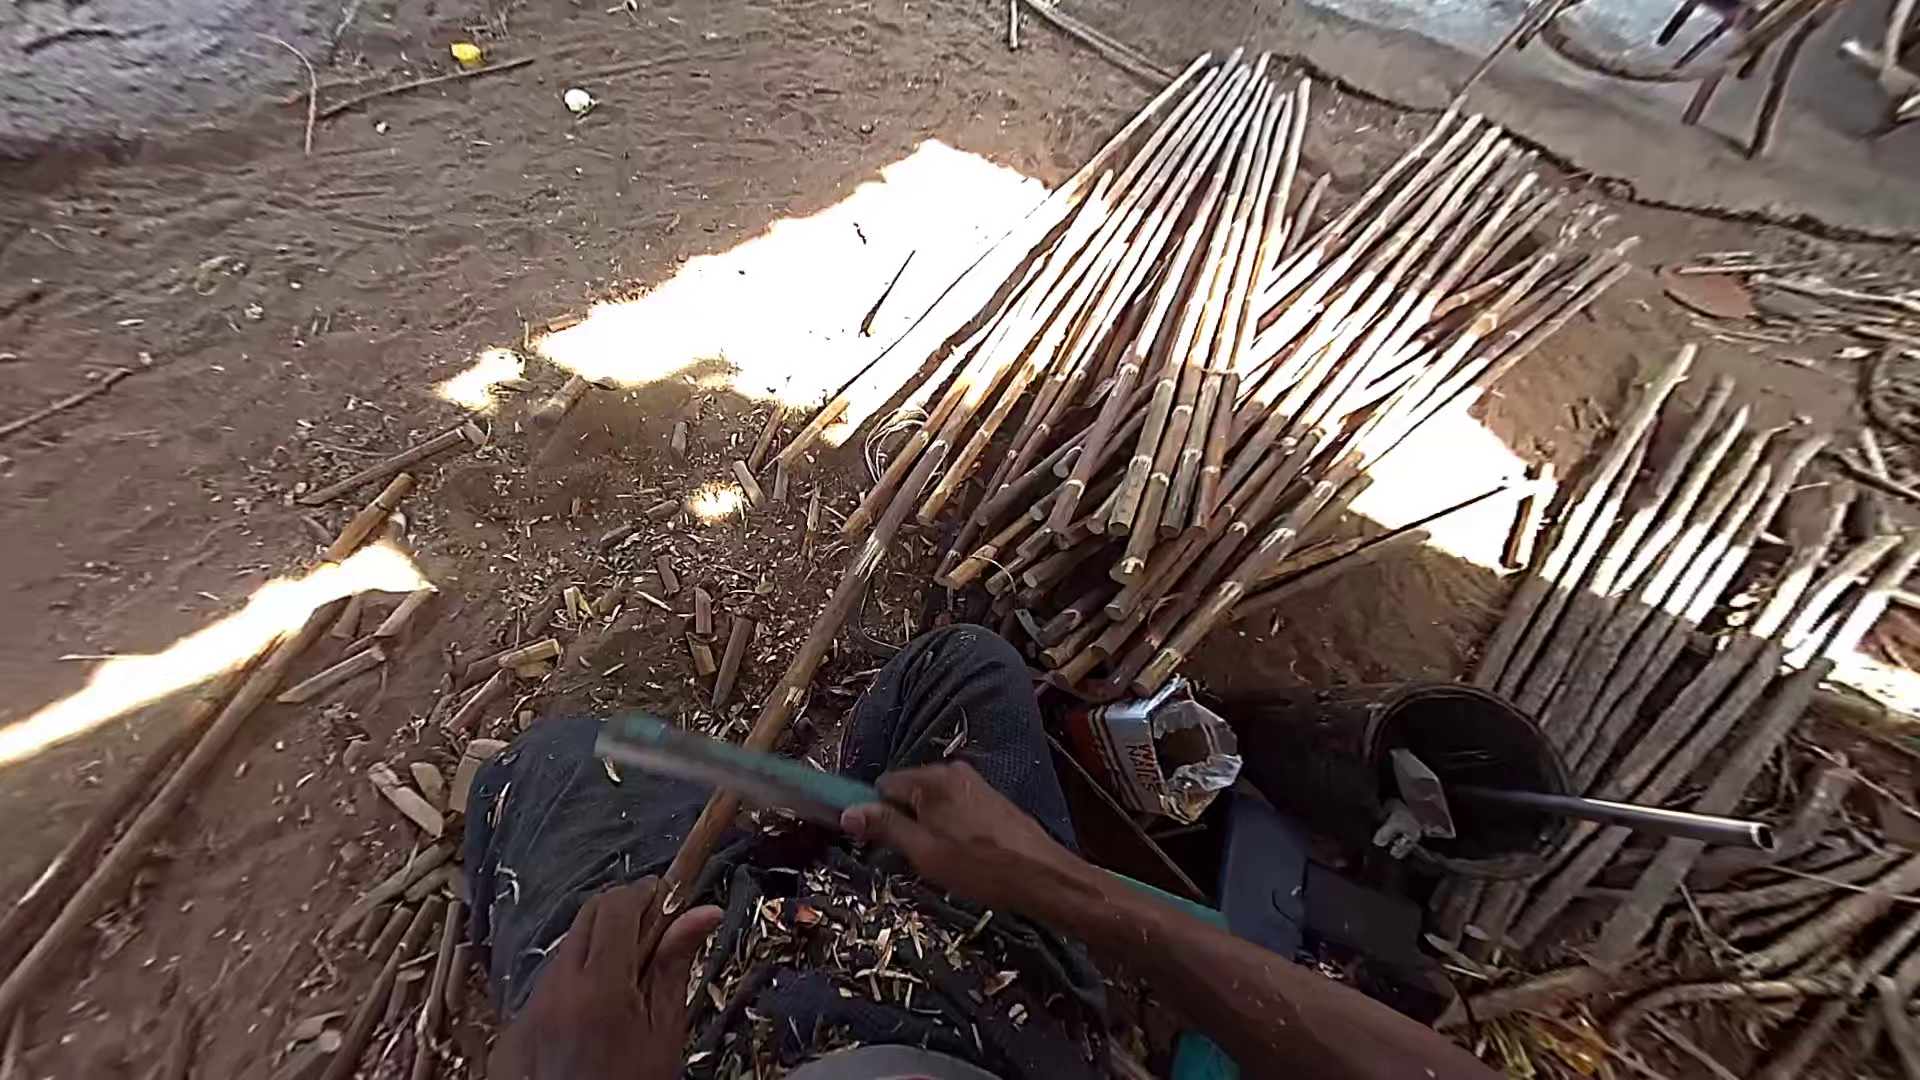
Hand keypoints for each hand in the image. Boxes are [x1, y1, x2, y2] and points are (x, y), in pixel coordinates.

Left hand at [489, 878, 723, 1079]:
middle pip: (588, 915)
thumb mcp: (663, 1033)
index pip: (616, 905)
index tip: (667, 901)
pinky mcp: (507, 1041)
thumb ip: (675, 963)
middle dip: (622, 911)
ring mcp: (524, 1016)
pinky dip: (574, 983)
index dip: (645, 892)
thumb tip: (708, 909)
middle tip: (653, 934)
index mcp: (598, 987)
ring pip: (567, 950)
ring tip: (626, 985)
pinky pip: (546, 989)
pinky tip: (590, 1022)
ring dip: (598, 946)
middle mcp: (554, 992)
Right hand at [840, 761, 1084, 914]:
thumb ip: (886, 828)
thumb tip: (847, 811)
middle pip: (907, 791)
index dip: (874, 812)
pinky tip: (962, 854)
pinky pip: (951, 805)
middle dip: (903, 821)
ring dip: (925, 826)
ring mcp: (973, 781)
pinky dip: (947, 825)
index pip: (883, 784)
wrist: (1042, 874)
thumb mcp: (925, 853)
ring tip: (941, 861)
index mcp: (932, 779)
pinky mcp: (988, 796)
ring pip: (930, 801)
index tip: (877, 844)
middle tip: (914, 858)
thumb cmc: (979, 866)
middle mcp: (951, 770)